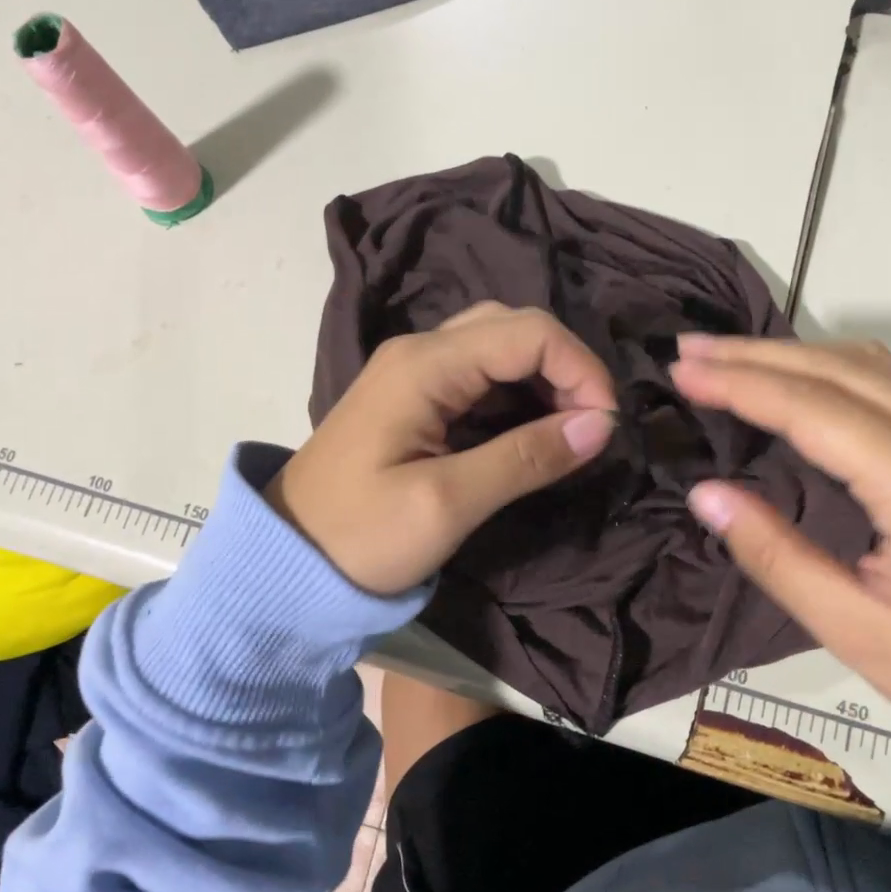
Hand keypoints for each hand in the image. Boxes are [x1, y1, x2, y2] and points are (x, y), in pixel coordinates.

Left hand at [268, 303, 616, 595]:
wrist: (285, 564)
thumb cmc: (360, 537)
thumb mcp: (446, 503)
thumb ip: (524, 458)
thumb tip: (600, 424)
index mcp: (425, 366)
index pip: (529, 332)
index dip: (581, 368)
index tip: (606, 426)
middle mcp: (421, 353)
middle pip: (515, 327)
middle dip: (566, 369)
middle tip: (591, 428)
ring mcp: (414, 374)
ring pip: (500, 349)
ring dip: (545, 382)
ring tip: (570, 434)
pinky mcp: (415, 401)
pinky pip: (480, 379)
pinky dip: (518, 398)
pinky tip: (534, 434)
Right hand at [671, 336, 890, 824]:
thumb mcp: (858, 632)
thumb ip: (777, 555)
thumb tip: (706, 493)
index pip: (816, 410)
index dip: (742, 385)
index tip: (683, 371)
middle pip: (845, 370)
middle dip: (759, 355)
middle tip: (689, 349)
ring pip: (878, 369)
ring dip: (799, 355)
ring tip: (731, 359)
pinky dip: (839, 373)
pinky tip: (805, 382)